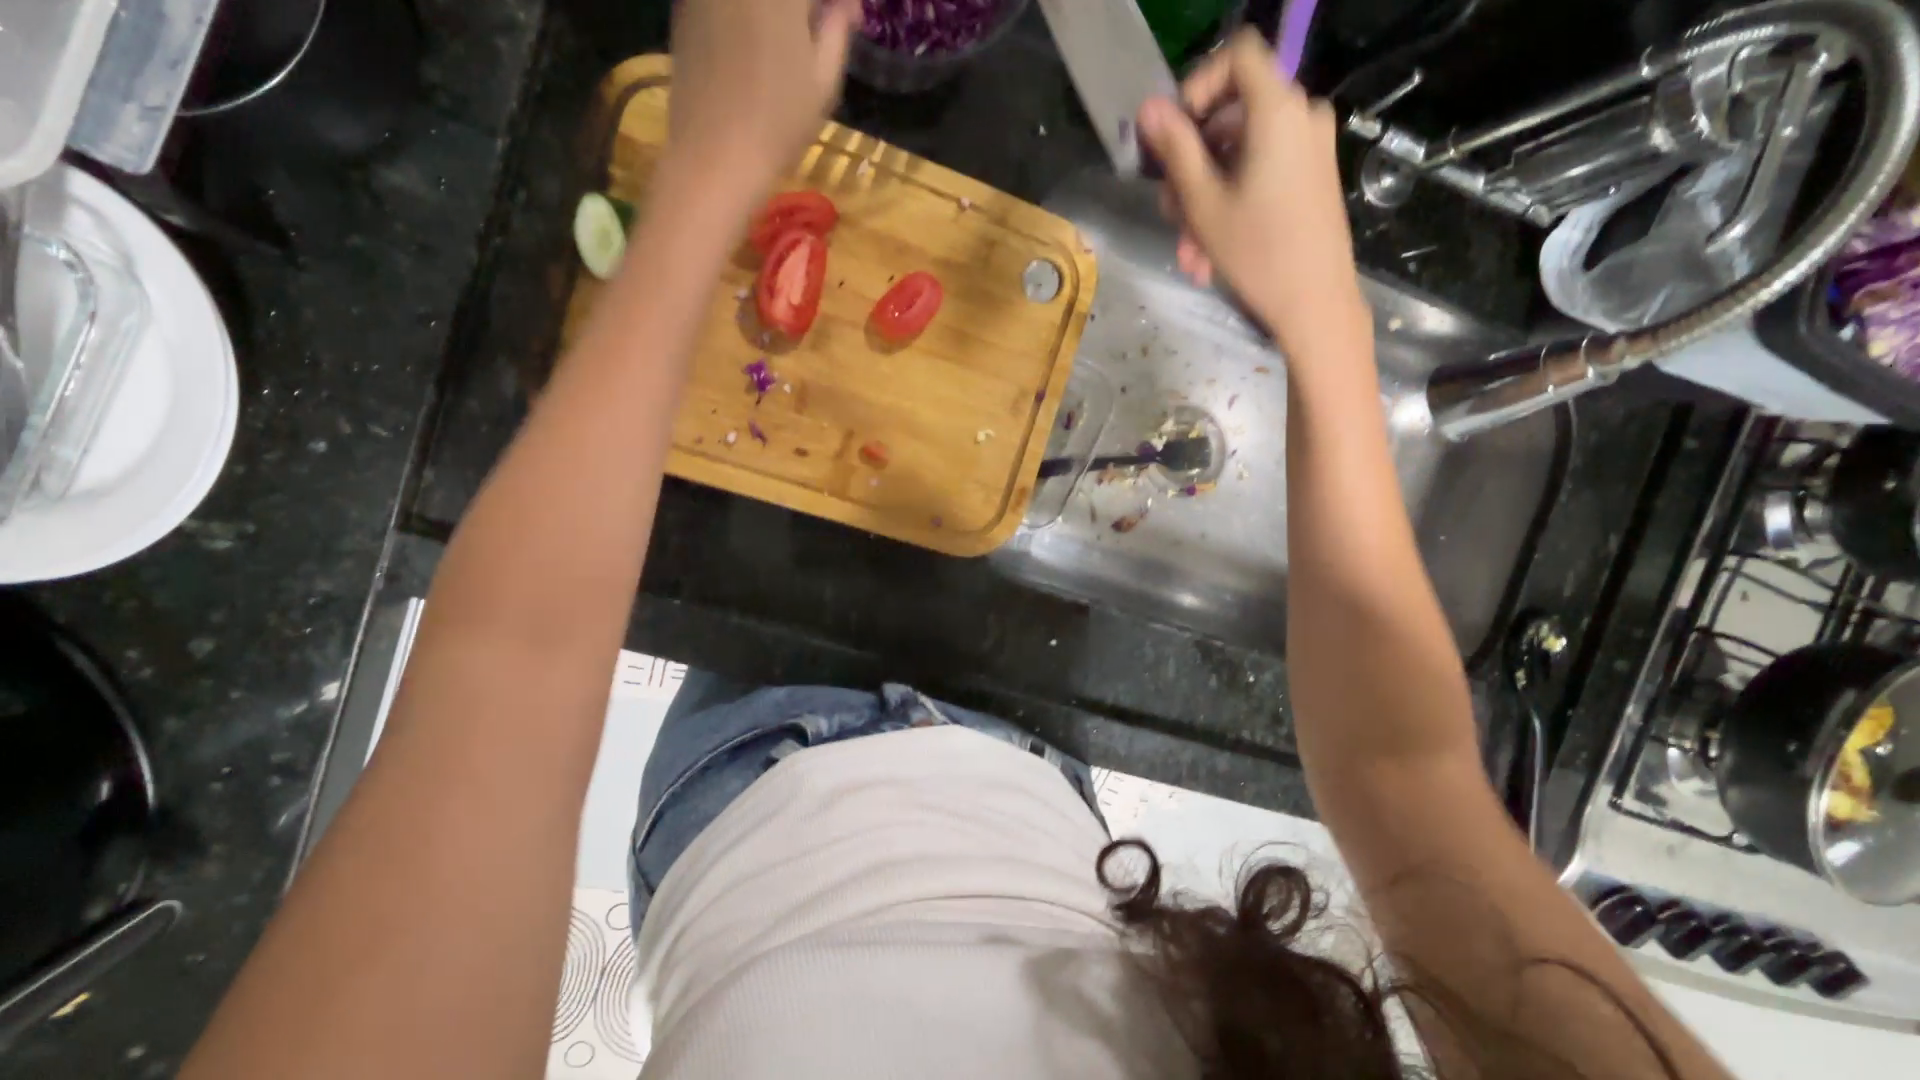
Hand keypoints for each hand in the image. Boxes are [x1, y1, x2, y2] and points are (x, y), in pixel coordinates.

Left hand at [669, 0, 860, 192]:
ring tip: (788, 39)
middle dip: (802, 7)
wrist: (712, 156)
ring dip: (775, 13)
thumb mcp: (824, 81)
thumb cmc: (779, 124)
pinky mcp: (684, 7)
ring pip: (755, 2)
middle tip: (820, 24)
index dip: (835, 2)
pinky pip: (725, 5)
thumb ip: (837, 29)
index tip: (848, 15)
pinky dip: (745, 16)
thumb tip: (845, 6)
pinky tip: (753, 41)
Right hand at [1138, 30, 1367, 358]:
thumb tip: (1149, 108)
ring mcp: (1310, 148)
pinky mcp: (1311, 177)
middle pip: (1231, 114)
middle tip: (1169, 208)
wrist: (1316, 305)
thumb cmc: (1257, 254)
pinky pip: (1260, 172)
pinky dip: (1230, 203)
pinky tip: (1207, 254)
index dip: (1198, 84)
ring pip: (1239, 153)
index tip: (1174, 132)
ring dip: (1203, 196)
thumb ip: (1175, 148)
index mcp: (1278, 111)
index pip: (1238, 56)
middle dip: (1192, 162)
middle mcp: (1301, 117)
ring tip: (1188, 248)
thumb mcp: (1203, 202)